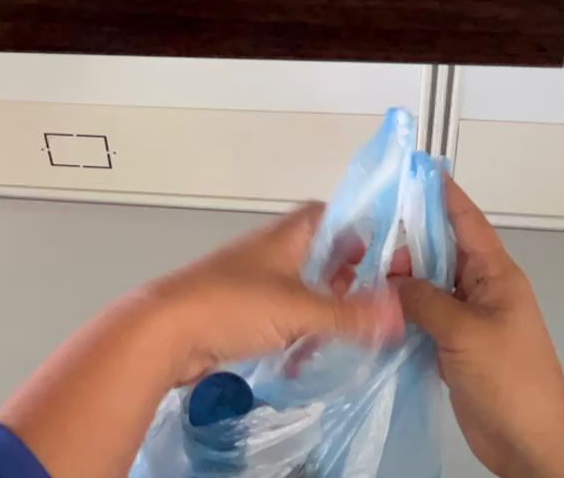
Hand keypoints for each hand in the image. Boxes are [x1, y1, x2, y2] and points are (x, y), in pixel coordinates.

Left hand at [142, 201, 404, 383]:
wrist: (167, 331)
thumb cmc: (229, 303)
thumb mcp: (298, 308)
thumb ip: (348, 313)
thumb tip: (396, 311)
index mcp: (286, 235)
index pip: (329, 215)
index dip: (358, 229)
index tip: (386, 253)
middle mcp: (272, 251)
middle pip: (319, 251)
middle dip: (347, 273)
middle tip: (374, 296)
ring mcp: (256, 280)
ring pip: (301, 284)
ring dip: (324, 302)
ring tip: (349, 325)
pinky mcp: (243, 310)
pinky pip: (283, 312)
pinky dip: (301, 326)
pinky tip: (309, 348)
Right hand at [394, 179, 563, 477]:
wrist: (532, 446)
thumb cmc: (510, 379)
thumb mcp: (465, 333)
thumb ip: (424, 299)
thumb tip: (391, 280)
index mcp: (495, 274)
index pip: (466, 221)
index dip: (442, 193)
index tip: (416, 169)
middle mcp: (480, 288)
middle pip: (439, 250)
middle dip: (406, 241)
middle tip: (366, 241)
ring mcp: (467, 317)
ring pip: (428, 283)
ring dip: (400, 279)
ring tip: (361, 274)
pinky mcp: (453, 344)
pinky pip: (424, 313)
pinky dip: (403, 308)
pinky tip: (375, 306)